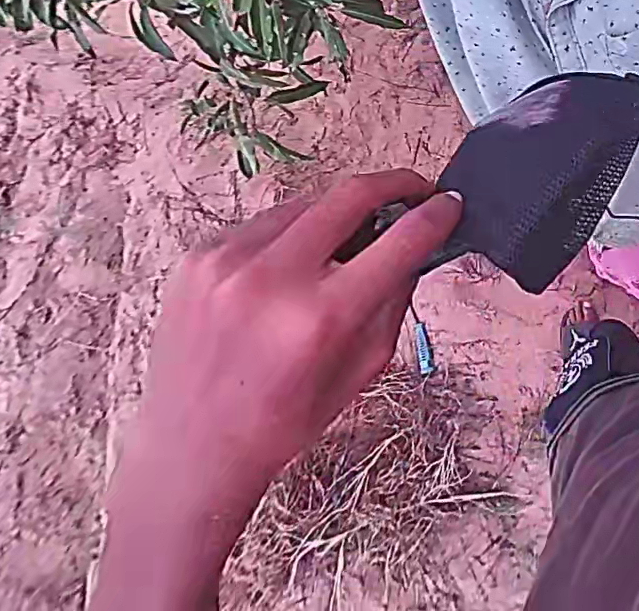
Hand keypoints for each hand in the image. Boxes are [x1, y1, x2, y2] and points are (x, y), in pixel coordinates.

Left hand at [92, 171, 461, 610]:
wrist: (186, 454)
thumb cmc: (286, 422)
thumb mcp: (363, 368)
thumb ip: (394, 299)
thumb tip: (415, 242)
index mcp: (320, 316)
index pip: (399, 241)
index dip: (435, 214)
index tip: (451, 201)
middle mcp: (271, 277)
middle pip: (351, 194)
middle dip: (395, 183)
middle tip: (416, 189)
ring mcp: (226, 260)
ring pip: (308, 204)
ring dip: (339, 214)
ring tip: (345, 243)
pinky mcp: (198, 256)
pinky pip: (267, 224)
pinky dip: (293, 235)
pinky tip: (290, 268)